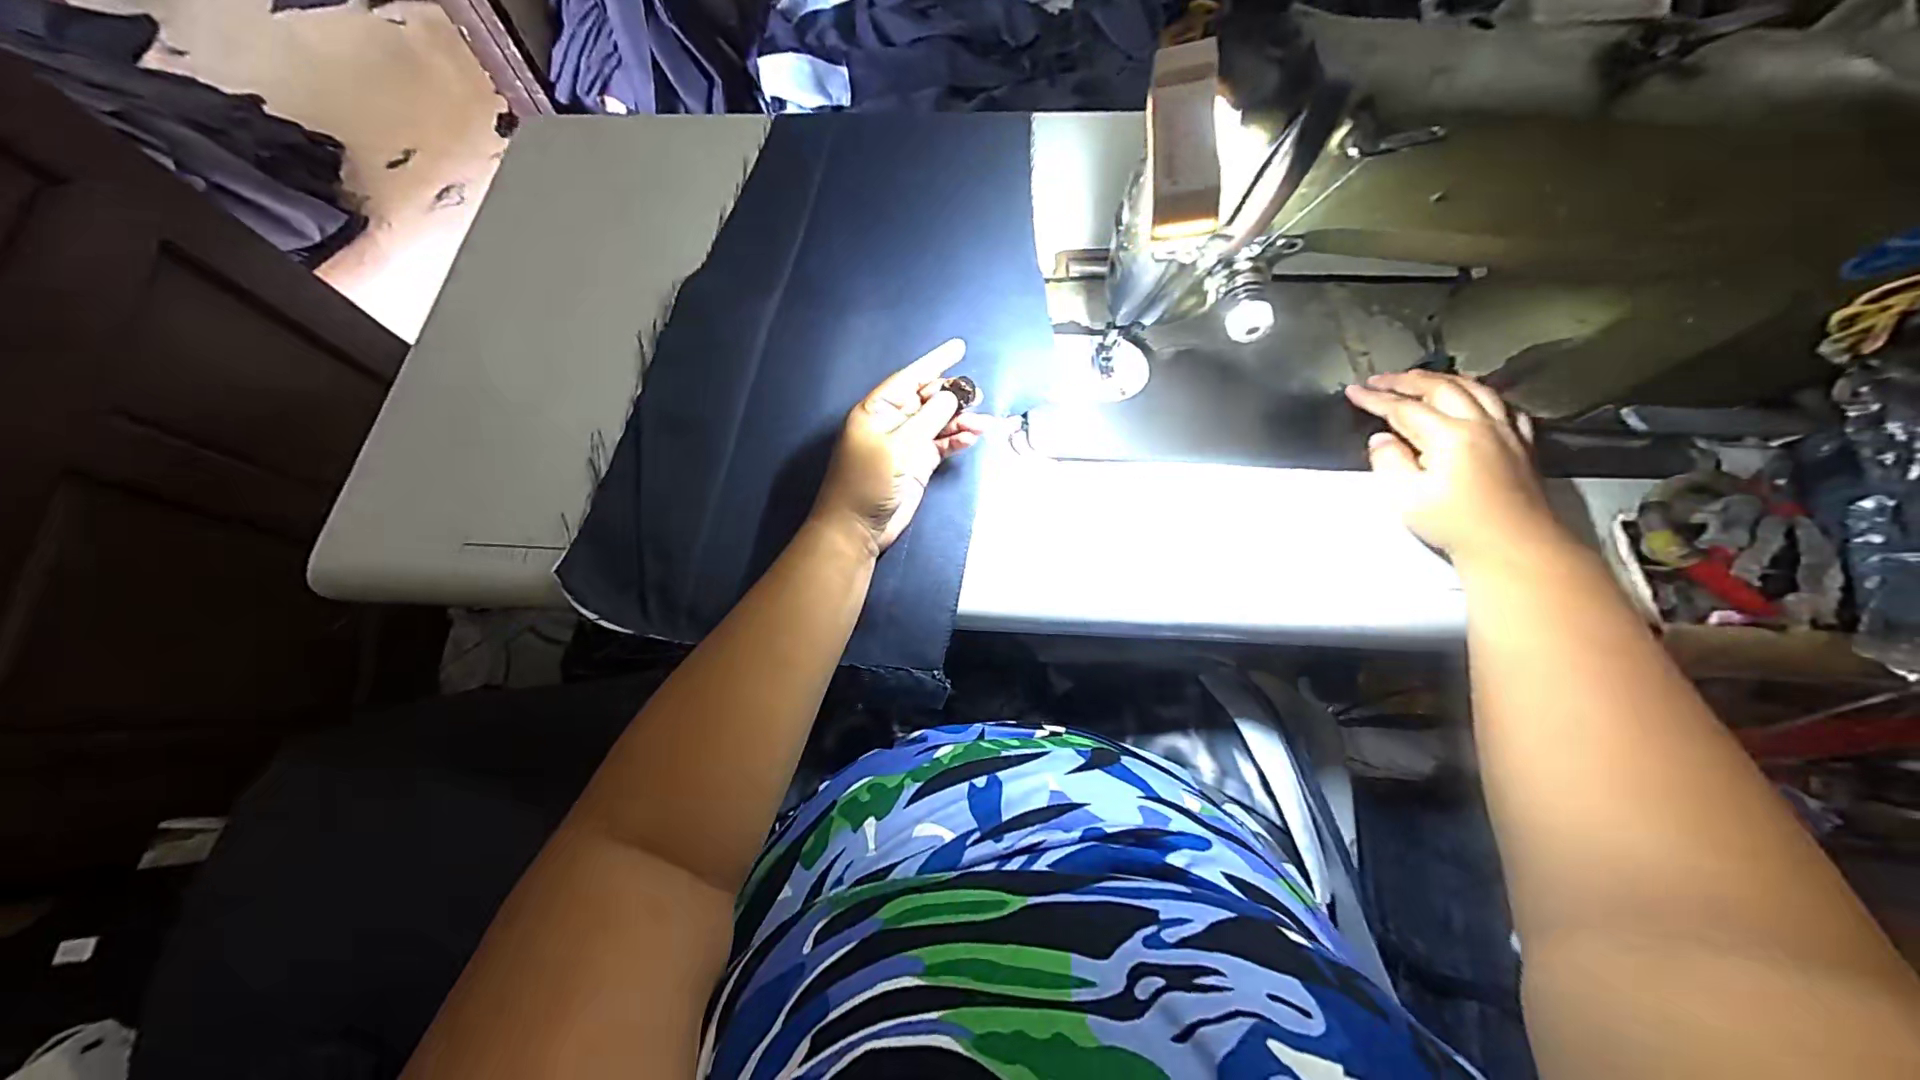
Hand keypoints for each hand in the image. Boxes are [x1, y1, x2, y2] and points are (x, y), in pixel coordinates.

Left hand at [811, 339, 994, 555]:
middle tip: (976, 395)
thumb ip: (926, 420)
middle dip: (953, 394)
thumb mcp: (897, 447)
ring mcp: (907, 444)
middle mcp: (892, 422)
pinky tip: (973, 437)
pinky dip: (958, 440)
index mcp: (877, 410)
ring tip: (982, 422)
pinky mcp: (918, 464)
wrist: (857, 528)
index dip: (934, 362)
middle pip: (928, 398)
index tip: (959, 347)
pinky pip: (942, 444)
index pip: (909, 378)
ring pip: (939, 422)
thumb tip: (950, 396)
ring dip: (961, 420)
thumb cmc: (866, 483)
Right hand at [1344, 370, 1562, 564]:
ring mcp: (1506, 431)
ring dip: (1442, 380)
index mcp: (1450, 435)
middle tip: (1381, 379)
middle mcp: (1481, 424)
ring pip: (1474, 388)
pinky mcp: (1521, 443)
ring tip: (1421, 380)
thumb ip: (1389, 462)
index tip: (1353, 391)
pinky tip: (1474, 399)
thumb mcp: (1407, 498)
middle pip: (1440, 388)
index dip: (1375, 399)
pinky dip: (1480, 394)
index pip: (1404, 409)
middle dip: (1406, 381)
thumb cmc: (1456, 525)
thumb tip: (1382, 440)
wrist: (1514, 546)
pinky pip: (1502, 405)